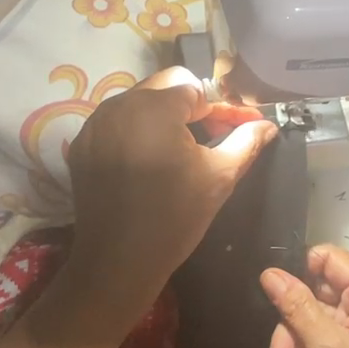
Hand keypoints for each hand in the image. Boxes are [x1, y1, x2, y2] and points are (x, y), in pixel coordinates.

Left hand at [67, 67, 278, 288]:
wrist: (118, 261)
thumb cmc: (175, 217)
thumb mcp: (219, 177)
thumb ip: (245, 142)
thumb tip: (267, 124)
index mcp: (155, 107)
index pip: (196, 89)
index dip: (221, 109)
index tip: (237, 130)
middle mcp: (119, 104)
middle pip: (165, 86)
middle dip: (191, 106)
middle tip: (211, 137)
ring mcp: (95, 123)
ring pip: (139, 101)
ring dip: (163, 116)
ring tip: (181, 148)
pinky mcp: (81, 143)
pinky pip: (116, 122)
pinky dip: (136, 131)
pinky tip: (149, 160)